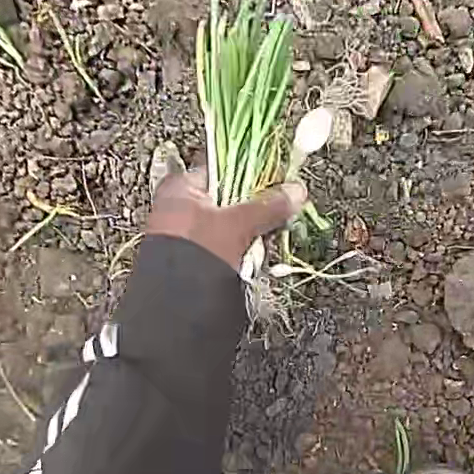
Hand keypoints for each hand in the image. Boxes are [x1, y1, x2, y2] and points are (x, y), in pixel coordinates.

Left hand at [142, 167, 307, 270]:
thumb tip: (296, 190)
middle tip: (276, 218)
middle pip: (232, 198)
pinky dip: (243, 252)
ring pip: (233, 225)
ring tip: (262, 245)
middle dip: (257, 211)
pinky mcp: (198, 259)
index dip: (253, 172)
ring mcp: (189, 236)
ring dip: (253, 235)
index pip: (224, 166)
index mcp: (182, 188)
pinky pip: (229, 247)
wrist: (177, 308)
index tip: (278, 183)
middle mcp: (182, 207)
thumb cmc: (197, 254)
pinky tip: (252, 261)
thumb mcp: (237, 224)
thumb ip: (268, 205)